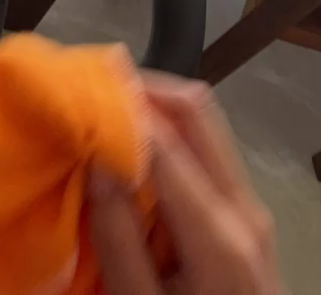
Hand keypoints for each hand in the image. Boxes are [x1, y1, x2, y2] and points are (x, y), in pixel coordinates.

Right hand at [89, 75, 281, 294]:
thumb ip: (118, 234)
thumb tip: (96, 153)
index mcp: (220, 235)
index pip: (165, 138)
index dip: (116, 104)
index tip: (69, 90)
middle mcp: (244, 206)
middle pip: (196, 108)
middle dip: (139, 85)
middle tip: (85, 87)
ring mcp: (250, 208)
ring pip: (201, 122)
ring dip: (150, 105)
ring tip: (99, 109)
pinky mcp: (244, 215)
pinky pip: (202, 149)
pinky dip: (163, 132)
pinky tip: (126, 147)